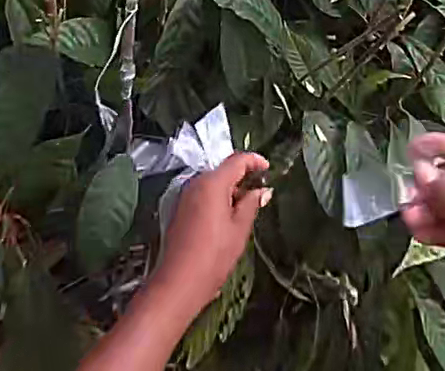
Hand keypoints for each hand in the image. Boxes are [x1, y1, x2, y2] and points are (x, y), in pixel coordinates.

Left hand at [153, 151, 270, 311]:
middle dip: (242, 177)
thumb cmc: (213, 256)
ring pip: (212, 183)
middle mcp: (196, 183)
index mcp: (213, 183)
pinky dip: (216, 199)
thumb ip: (251, 203)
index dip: (254, 161)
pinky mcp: (179, 209)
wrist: (177, 284)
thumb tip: (263, 190)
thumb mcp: (239, 229)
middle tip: (258, 192)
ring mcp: (185, 196)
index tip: (267, 169)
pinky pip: (202, 195)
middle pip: (223, 171)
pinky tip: (225, 218)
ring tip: (244, 208)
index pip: (237, 160)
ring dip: (229, 190)